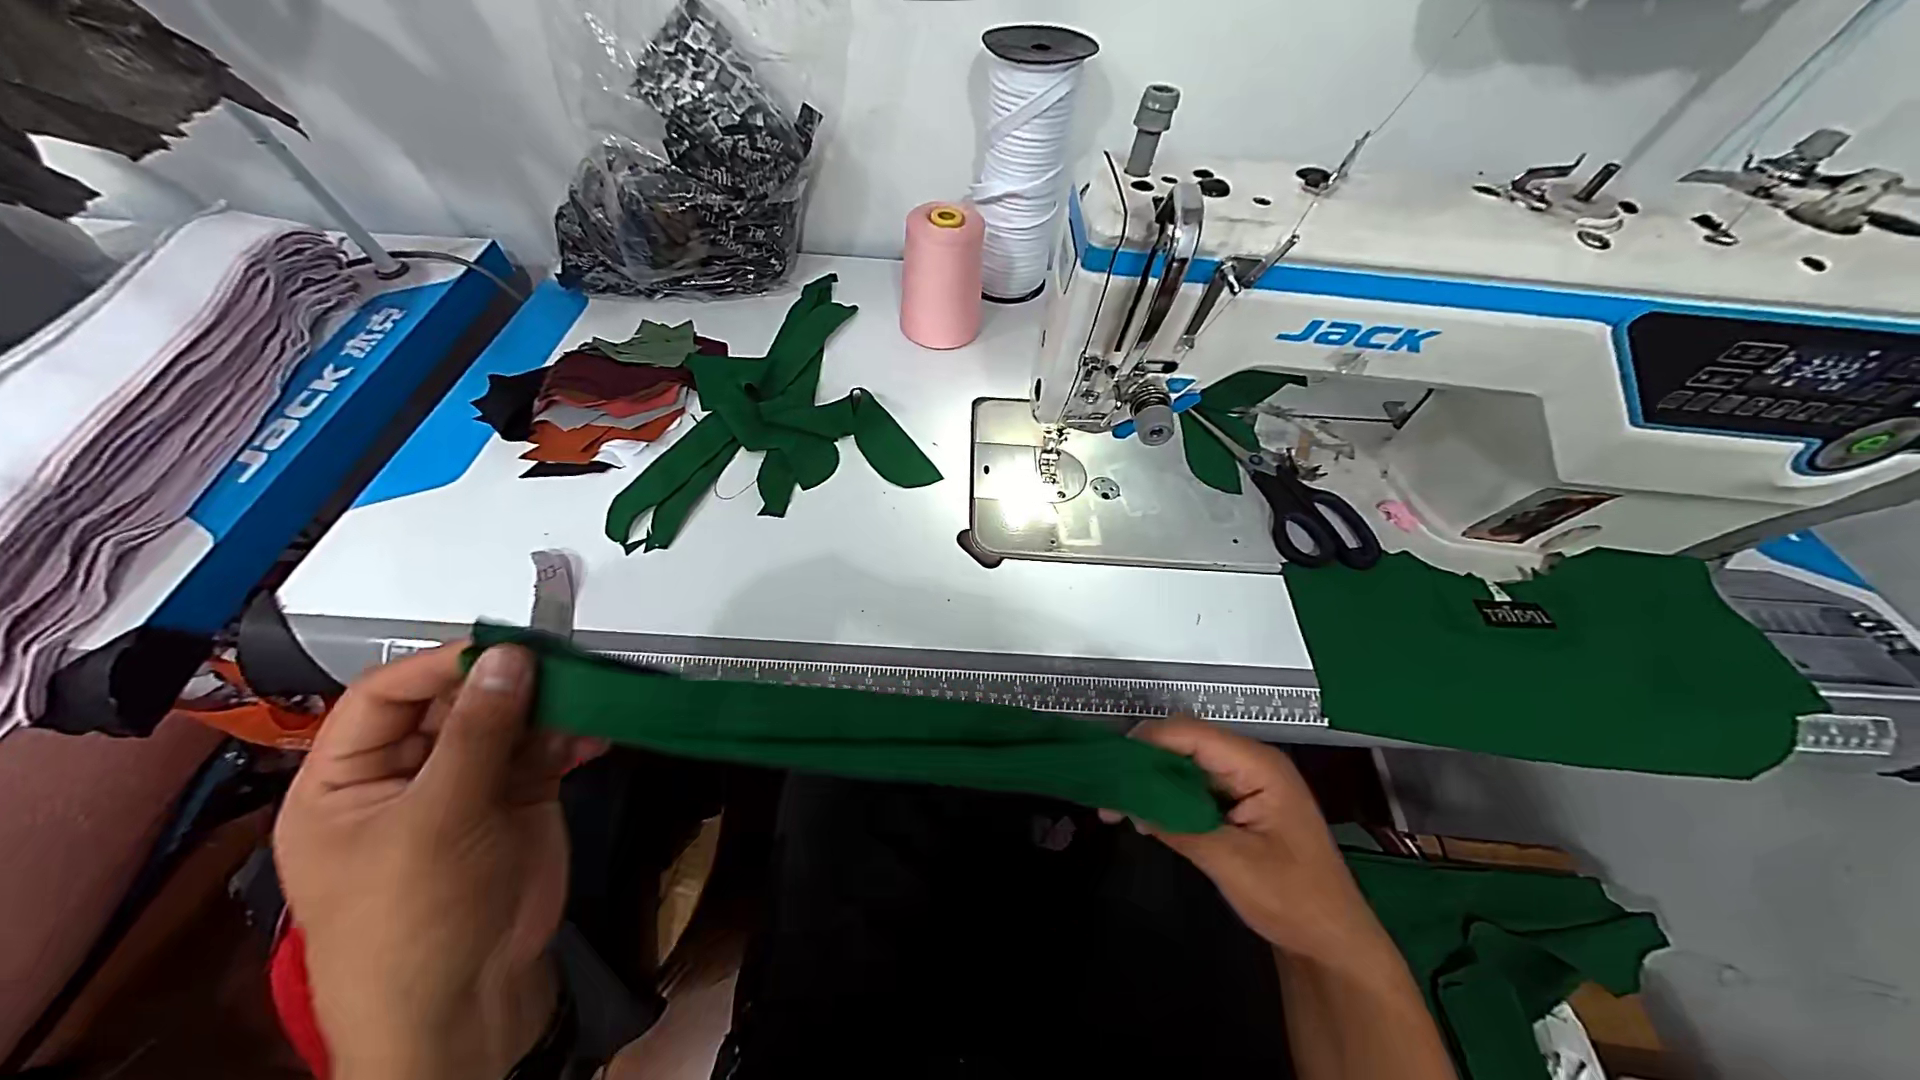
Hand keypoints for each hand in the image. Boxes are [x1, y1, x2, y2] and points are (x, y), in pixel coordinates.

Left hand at [274, 644, 604, 1079]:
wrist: (470, 1000)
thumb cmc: (414, 921)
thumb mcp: (436, 820)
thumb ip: (477, 733)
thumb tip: (510, 656)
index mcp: (350, 779)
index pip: (386, 696)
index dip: (441, 667)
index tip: (503, 647)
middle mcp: (410, 772)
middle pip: (459, 703)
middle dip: (509, 684)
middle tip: (559, 664)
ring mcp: (470, 784)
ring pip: (512, 721)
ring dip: (550, 708)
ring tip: (586, 697)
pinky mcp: (520, 796)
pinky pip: (548, 749)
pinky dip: (574, 739)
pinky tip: (595, 737)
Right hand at [1123, 716, 1392, 963]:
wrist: (1333, 943)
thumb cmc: (1295, 901)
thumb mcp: (1233, 864)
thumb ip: (1179, 826)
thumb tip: (1128, 803)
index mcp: (1258, 766)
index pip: (1190, 733)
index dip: (1147, 743)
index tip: (1111, 768)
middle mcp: (1249, 763)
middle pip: (1183, 742)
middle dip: (1143, 762)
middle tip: (1109, 791)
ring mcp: (1243, 781)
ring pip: (1183, 763)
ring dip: (1150, 781)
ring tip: (1116, 807)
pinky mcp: (1235, 802)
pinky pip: (1191, 785)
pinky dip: (1164, 797)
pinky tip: (1142, 816)